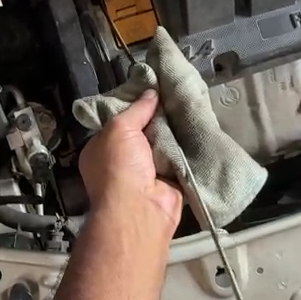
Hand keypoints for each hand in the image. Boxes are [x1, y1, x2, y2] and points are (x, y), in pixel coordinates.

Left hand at [78, 91, 182, 237]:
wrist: (140, 208)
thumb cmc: (119, 166)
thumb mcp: (120, 128)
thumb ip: (136, 109)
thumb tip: (151, 91)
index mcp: (102, 148)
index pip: (119, 122)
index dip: (135, 106)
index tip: (153, 90)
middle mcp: (122, 160)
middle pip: (143, 132)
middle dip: (158, 118)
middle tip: (176, 95)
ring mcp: (145, 172)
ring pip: (163, 144)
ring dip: (175, 131)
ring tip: (190, 106)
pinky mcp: (168, 180)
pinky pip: (179, 158)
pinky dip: (187, 147)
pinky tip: (198, 127)